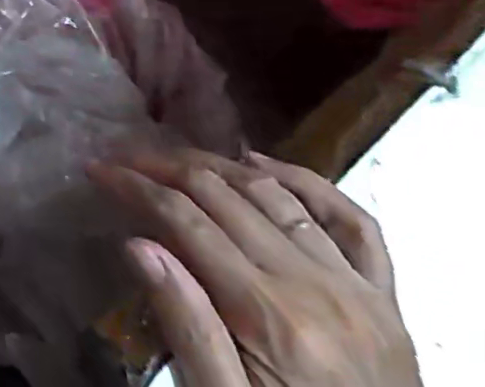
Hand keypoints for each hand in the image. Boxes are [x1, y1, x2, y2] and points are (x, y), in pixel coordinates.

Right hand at [92, 150, 419, 386]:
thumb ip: (186, 327)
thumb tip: (137, 243)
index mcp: (270, 316)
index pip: (185, 221)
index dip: (136, 187)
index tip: (99, 170)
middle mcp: (316, 286)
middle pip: (224, 195)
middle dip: (165, 167)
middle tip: (123, 157)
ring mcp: (357, 288)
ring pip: (274, 194)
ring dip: (219, 166)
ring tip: (174, 159)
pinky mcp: (385, 300)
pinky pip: (352, 221)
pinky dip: (307, 182)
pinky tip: (264, 167)